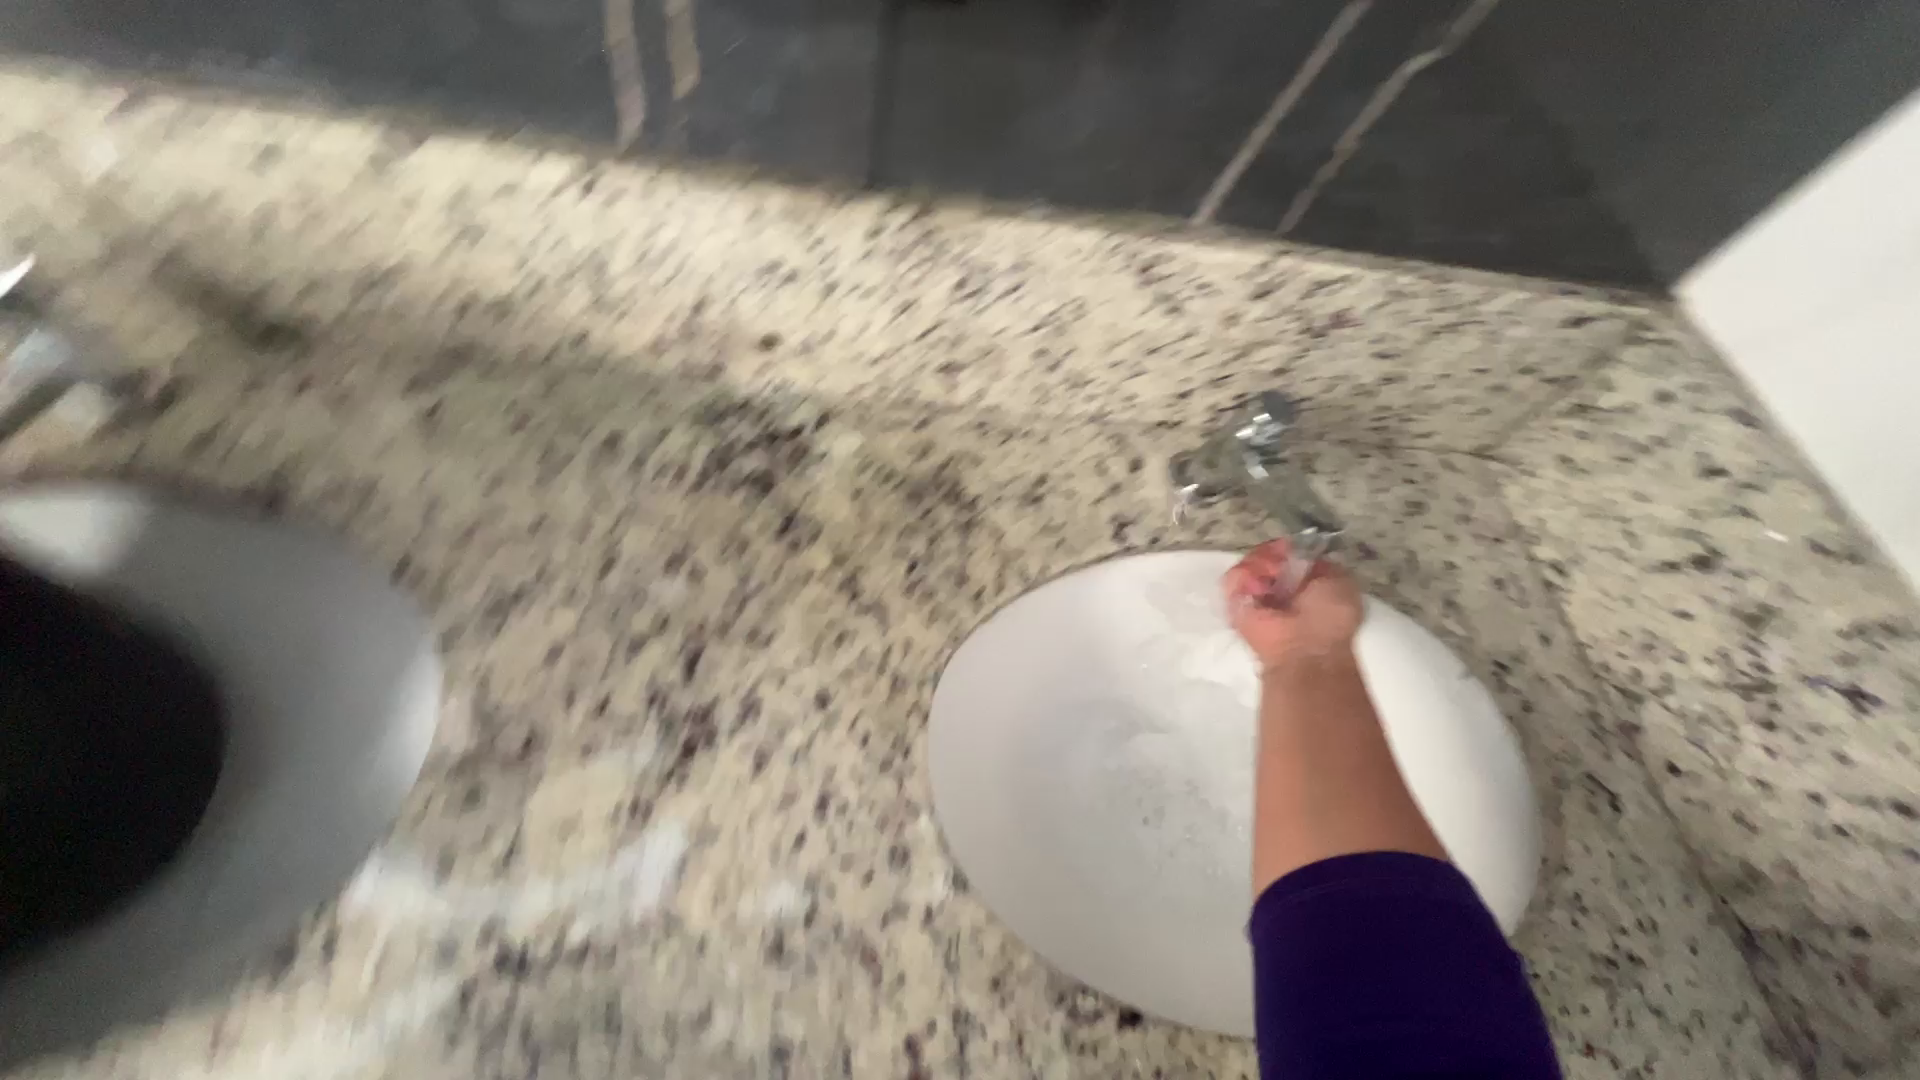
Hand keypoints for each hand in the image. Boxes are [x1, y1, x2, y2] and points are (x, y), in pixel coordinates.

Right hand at [1221, 538, 1363, 673]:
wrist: (1304, 647)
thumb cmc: (1329, 616)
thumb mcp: (1339, 581)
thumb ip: (1319, 563)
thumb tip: (1296, 552)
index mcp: (1302, 583)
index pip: (1285, 553)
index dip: (1286, 547)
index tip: (1289, 549)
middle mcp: (1276, 587)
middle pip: (1264, 555)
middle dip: (1270, 554)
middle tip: (1277, 567)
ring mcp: (1253, 595)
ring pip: (1247, 563)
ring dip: (1258, 566)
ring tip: (1268, 581)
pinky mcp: (1233, 604)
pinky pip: (1231, 579)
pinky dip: (1243, 578)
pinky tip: (1256, 589)